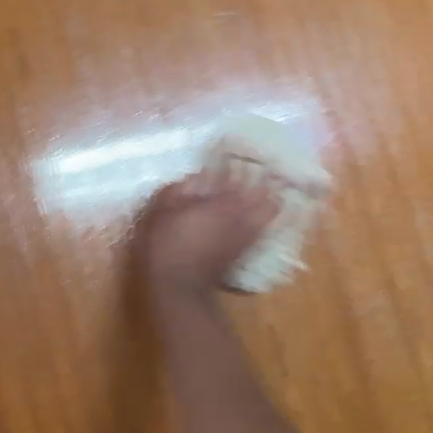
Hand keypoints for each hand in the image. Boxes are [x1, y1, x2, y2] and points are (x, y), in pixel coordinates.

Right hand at [135, 165, 281, 297]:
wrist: (178, 287)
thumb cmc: (166, 245)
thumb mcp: (162, 212)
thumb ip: (179, 191)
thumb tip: (195, 178)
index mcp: (220, 203)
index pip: (233, 175)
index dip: (235, 159)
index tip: (234, 145)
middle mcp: (239, 216)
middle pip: (262, 192)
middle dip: (264, 177)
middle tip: (263, 164)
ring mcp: (245, 235)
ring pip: (268, 211)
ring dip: (269, 196)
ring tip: (270, 185)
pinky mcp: (244, 251)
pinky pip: (263, 228)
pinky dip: (267, 217)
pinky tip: (264, 212)